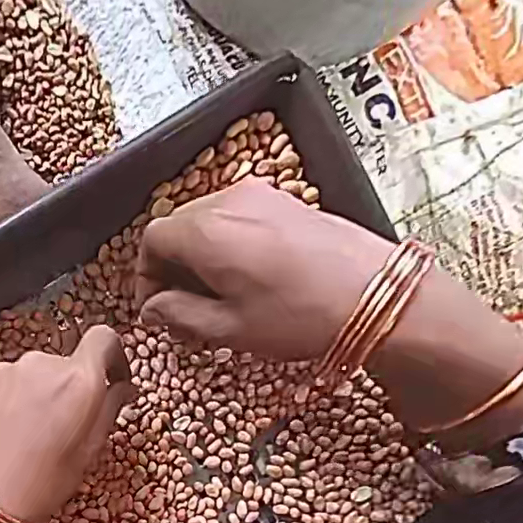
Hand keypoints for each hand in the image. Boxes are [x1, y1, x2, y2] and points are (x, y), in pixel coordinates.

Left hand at [0, 324, 134, 522]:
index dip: (114, 358)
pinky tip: (5, 438)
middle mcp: (39, 365)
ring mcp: (2, 373)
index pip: (105, 339)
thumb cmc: (40, 487)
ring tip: (29, 439)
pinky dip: (10, 405)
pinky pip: (3, 387)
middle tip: (64, 430)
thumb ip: (109, 409)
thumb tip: (119, 388)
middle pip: (65, 364)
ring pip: (31, 377)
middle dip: (69, 389)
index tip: (113, 382)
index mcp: (77, 380)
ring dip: (37, 397)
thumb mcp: (89, 453)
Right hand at [135, 180, 390, 360]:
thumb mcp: (228, 328)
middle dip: (171, 267)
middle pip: (177, 226)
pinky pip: (237, 216)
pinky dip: (226, 243)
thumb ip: (178, 314)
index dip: (145, 275)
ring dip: (198, 256)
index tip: (155, 306)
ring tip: (215, 297)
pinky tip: (245, 277)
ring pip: (206, 220)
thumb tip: (152, 310)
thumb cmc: (300, 316)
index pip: (151, 239)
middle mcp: (229, 201)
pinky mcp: (286, 199)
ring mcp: (261, 194)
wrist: (376, 295)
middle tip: (182, 308)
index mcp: (206, 232)